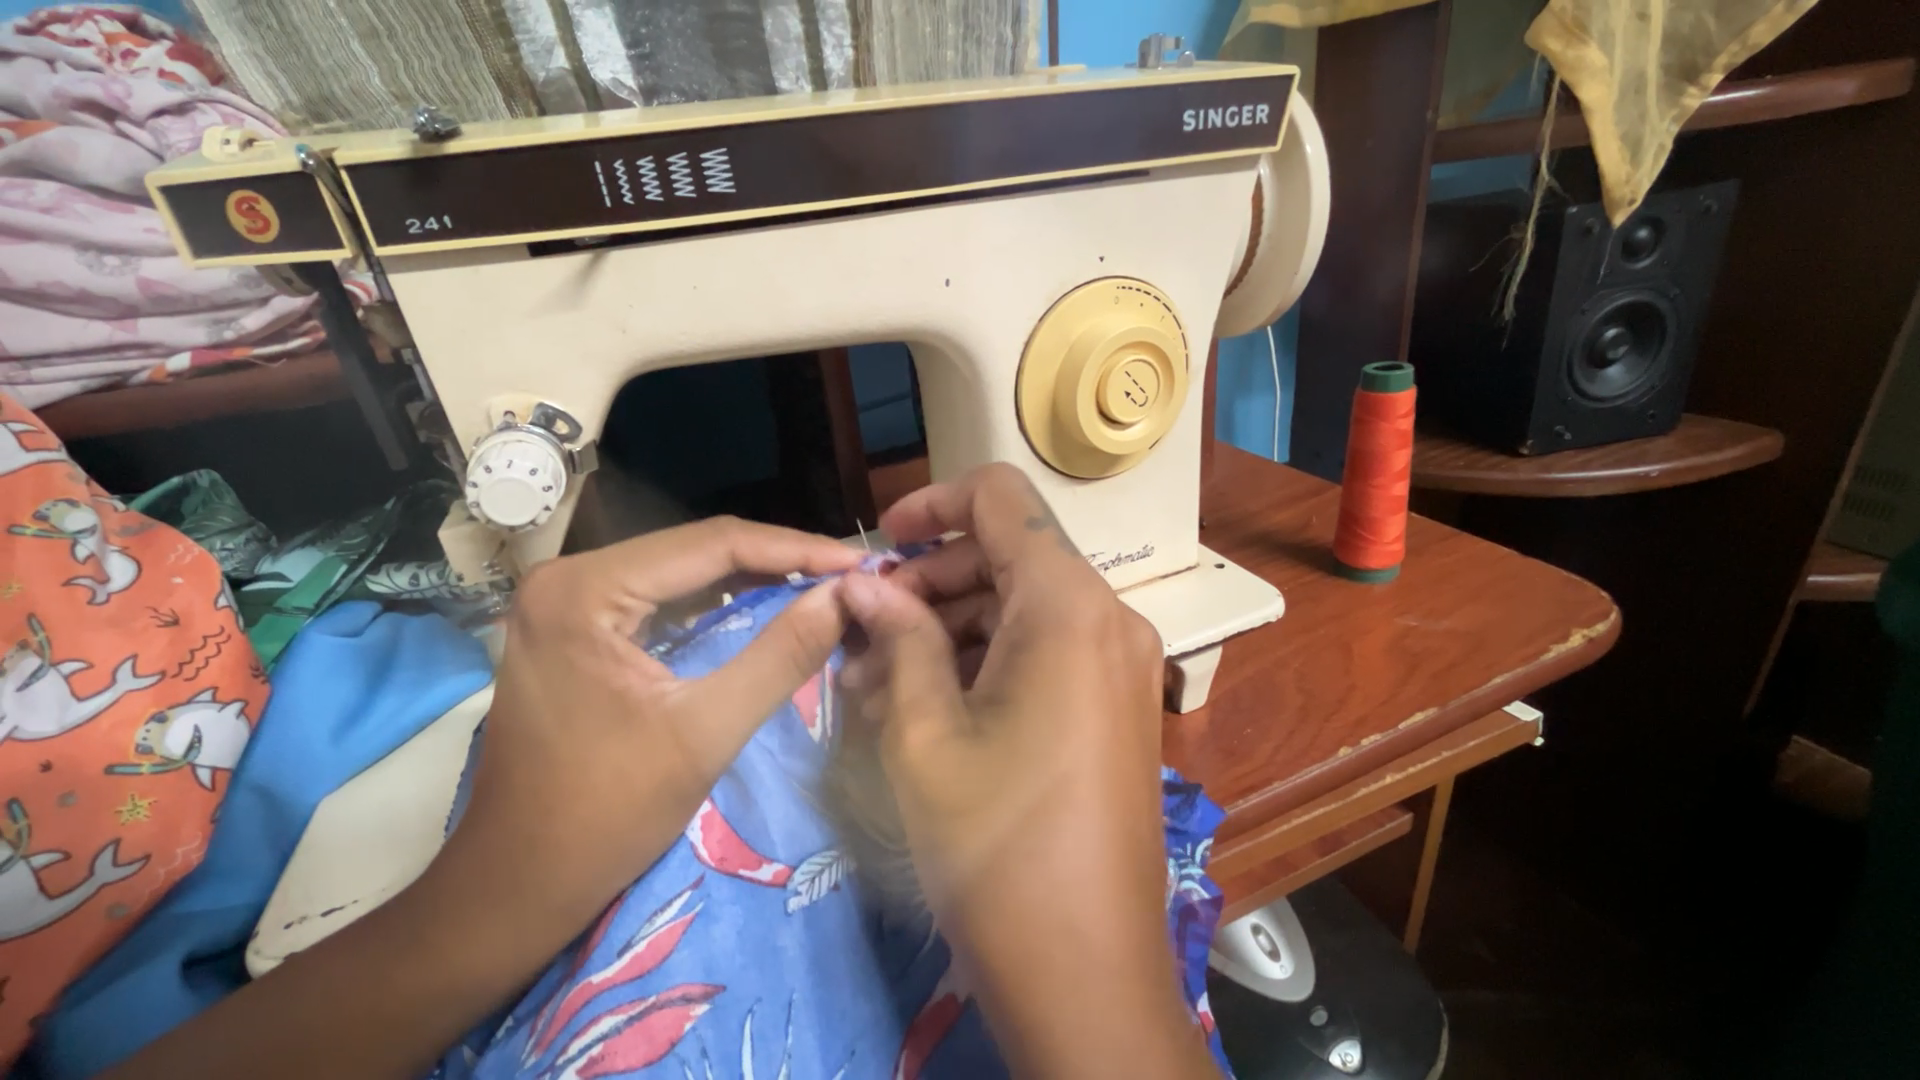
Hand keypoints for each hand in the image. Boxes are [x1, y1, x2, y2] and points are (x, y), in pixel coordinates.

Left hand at [115, 519, 864, 1079]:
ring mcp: (565, 601)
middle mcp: (567, 577)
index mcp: (584, 589)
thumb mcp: (705, 733)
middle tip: (848, 573)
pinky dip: (717, 603)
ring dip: (752, 578)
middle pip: (696, 549)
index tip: (860, 563)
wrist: (514, 886)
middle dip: (779, 560)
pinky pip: (661, 598)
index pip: (713, 544)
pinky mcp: (573, 628)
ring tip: (821, 585)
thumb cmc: (604, 815)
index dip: (797, 550)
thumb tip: (844, 596)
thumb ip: (780, 657)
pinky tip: (765, 608)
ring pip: (681, 571)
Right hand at [837, 464, 1214, 1076]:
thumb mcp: (923, 734)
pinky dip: (988, 661)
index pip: (1000, 499)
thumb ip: (897, 638)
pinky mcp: (1117, 706)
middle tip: (865, 632)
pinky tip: (929, 706)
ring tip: (880, 681)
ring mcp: (1121, 664)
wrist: (1084, 968)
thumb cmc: (994, 843)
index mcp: (1067, 605)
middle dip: (931, 580)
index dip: (932, 504)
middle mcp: (1108, 618)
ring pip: (1025, 607)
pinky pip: (1047, 652)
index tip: (879, 546)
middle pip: (1010, 555)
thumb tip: (863, 585)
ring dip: (951, 627)